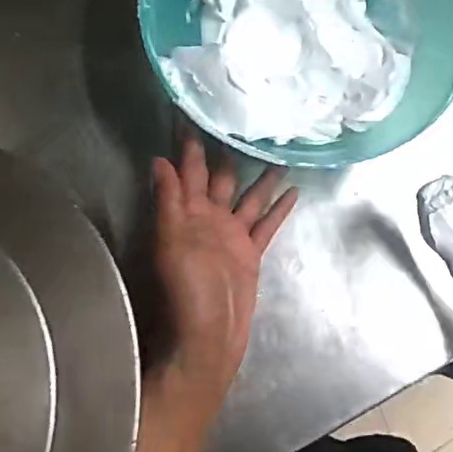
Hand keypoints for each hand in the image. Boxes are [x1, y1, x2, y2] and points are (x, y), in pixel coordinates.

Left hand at [150, 126, 298, 408]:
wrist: (207, 340)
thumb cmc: (185, 293)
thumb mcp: (171, 243)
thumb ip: (169, 202)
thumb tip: (159, 160)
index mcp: (187, 215)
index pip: (186, 169)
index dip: (187, 143)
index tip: (190, 110)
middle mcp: (208, 219)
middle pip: (219, 175)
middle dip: (226, 148)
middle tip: (239, 118)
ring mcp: (231, 235)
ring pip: (249, 195)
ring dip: (261, 174)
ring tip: (275, 148)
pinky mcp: (250, 253)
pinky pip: (267, 224)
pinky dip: (279, 208)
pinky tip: (293, 190)